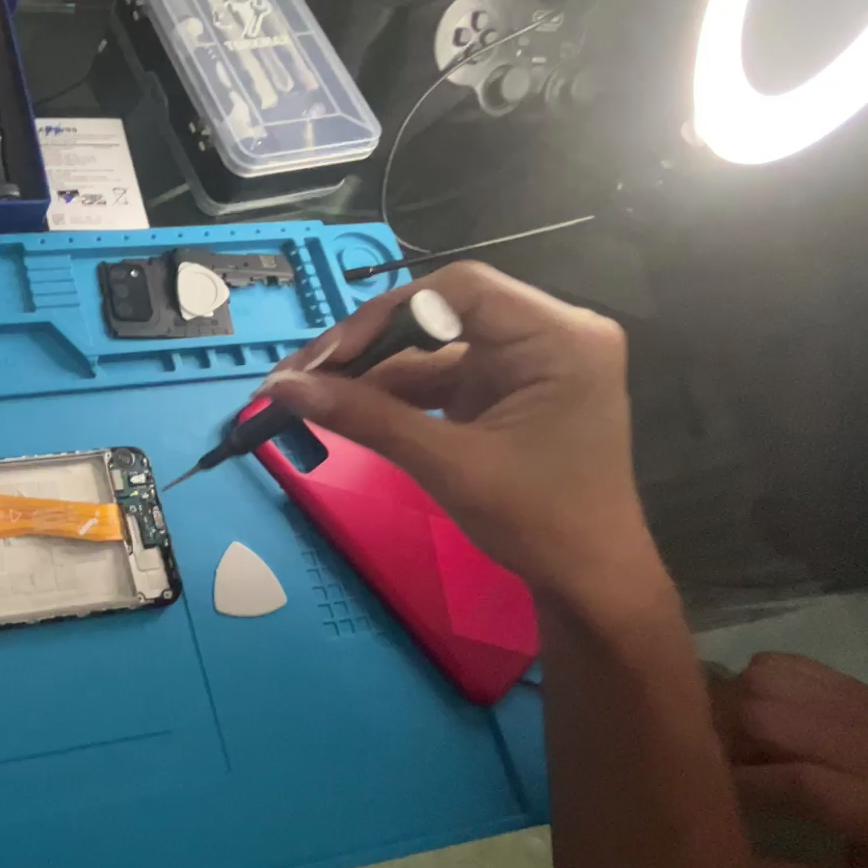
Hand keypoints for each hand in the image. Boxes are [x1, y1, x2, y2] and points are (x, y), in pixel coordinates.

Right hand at [262, 262, 659, 609]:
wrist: (585, 578)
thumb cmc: (538, 519)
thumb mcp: (447, 464)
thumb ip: (366, 418)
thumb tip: (283, 386)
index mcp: (559, 338)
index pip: (461, 290)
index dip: (386, 315)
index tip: (330, 357)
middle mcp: (542, 335)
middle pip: (434, 314)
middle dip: (365, 346)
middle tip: (299, 375)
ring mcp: (516, 362)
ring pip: (422, 348)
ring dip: (363, 373)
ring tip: (302, 393)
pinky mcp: (494, 389)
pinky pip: (428, 377)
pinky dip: (382, 394)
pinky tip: (337, 406)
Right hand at [712, 653, 867, 867]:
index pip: (798, 783)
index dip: (736, 785)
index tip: (699, 797)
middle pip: (769, 718)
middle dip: (719, 735)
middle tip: (701, 758)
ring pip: (768, 682)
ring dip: (729, 701)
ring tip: (722, 733)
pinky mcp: (864, 694)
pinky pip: (787, 665)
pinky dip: (753, 678)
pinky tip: (752, 706)